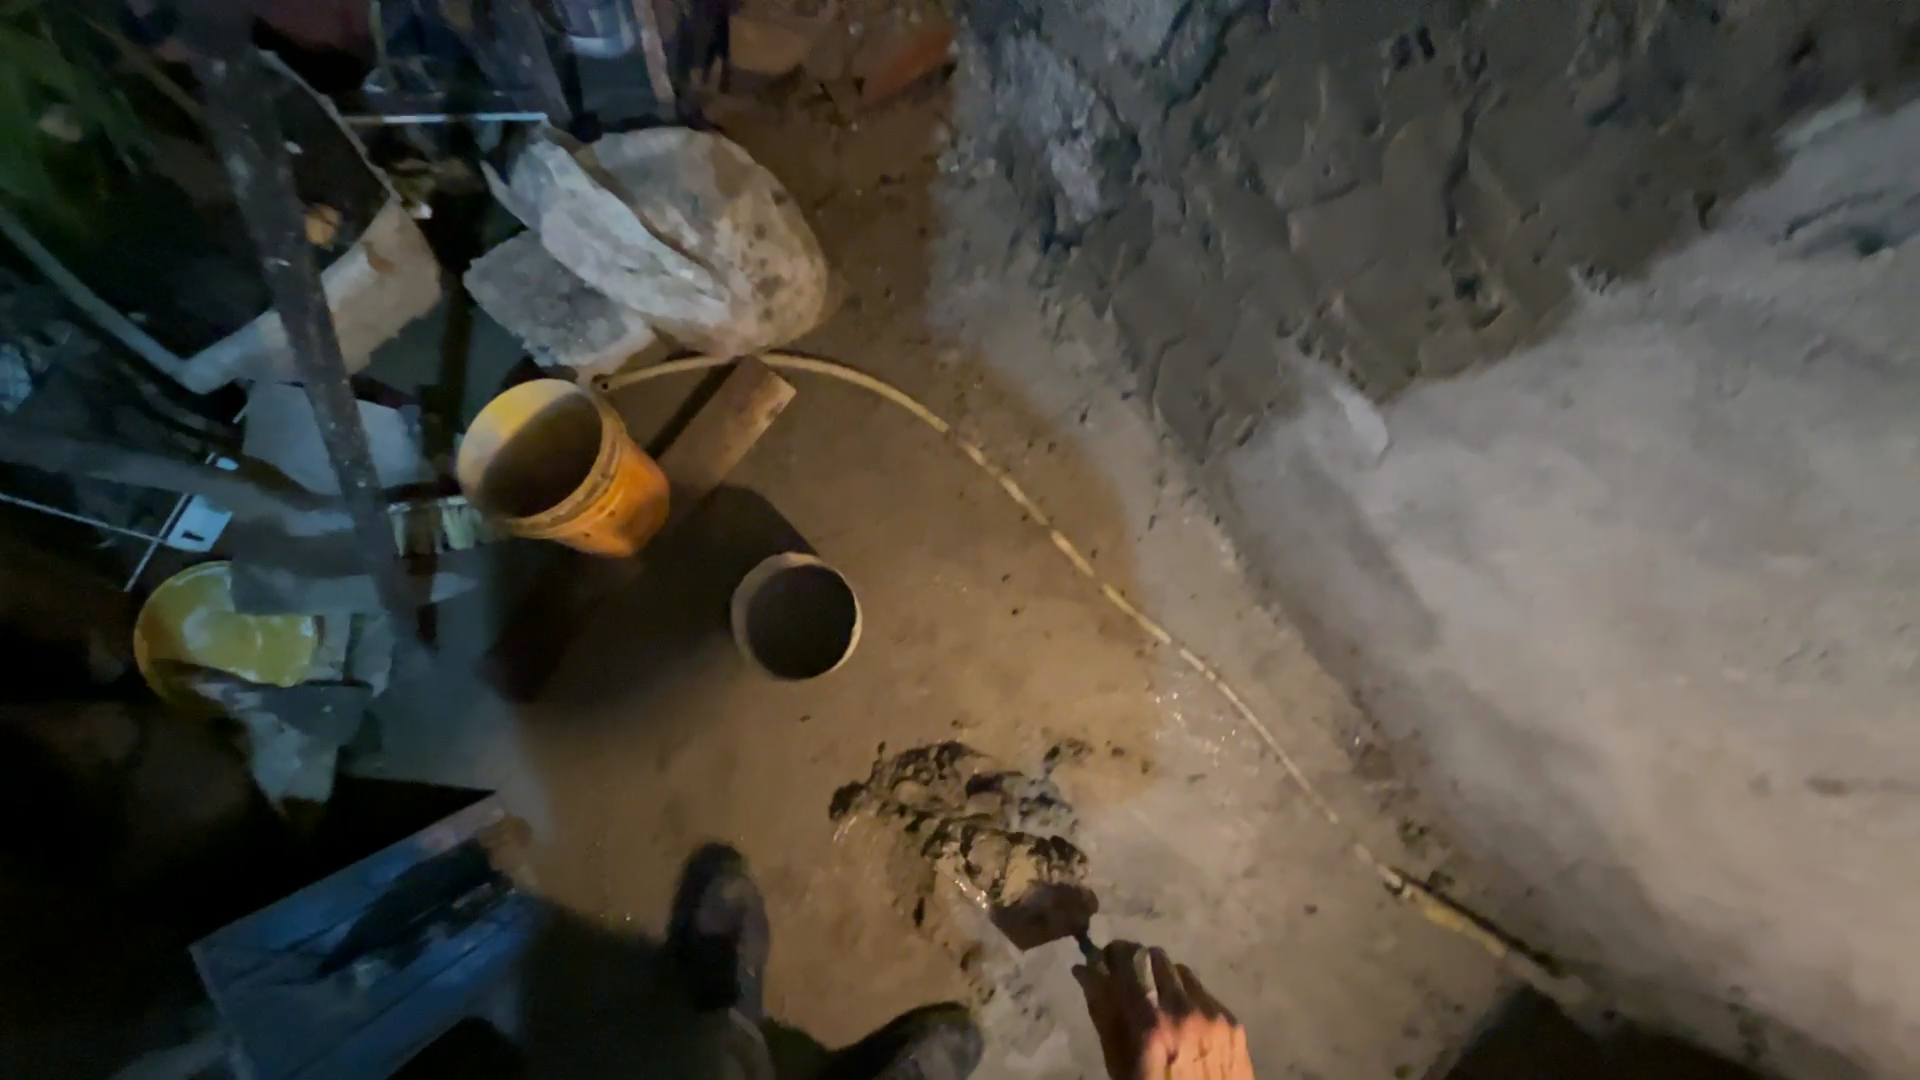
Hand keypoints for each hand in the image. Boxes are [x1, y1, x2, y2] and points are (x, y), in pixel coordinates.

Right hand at [1073, 942, 1253, 1079]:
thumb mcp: (1119, 1065)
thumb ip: (1103, 1013)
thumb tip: (1085, 970)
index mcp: (1150, 1024)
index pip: (1123, 962)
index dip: (1110, 955)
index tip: (1104, 959)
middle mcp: (1183, 1010)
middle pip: (1154, 956)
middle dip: (1138, 963)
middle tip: (1131, 978)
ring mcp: (1212, 1014)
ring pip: (1180, 970)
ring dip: (1165, 979)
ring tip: (1160, 1003)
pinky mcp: (1232, 1022)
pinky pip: (1202, 992)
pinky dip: (1188, 999)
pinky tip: (1186, 1024)